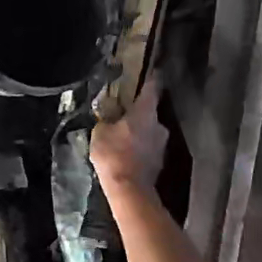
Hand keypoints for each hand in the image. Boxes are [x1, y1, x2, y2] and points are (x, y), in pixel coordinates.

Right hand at [91, 78, 168, 194]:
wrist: (129, 189)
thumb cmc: (113, 155)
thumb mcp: (99, 133)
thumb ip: (105, 121)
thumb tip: (107, 118)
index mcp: (146, 112)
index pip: (152, 87)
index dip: (150, 78)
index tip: (150, 71)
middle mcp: (160, 125)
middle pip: (149, 113)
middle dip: (138, 114)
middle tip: (123, 117)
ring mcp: (162, 145)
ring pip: (150, 132)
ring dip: (139, 134)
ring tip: (122, 139)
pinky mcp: (160, 162)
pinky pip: (148, 149)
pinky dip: (140, 150)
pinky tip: (127, 156)